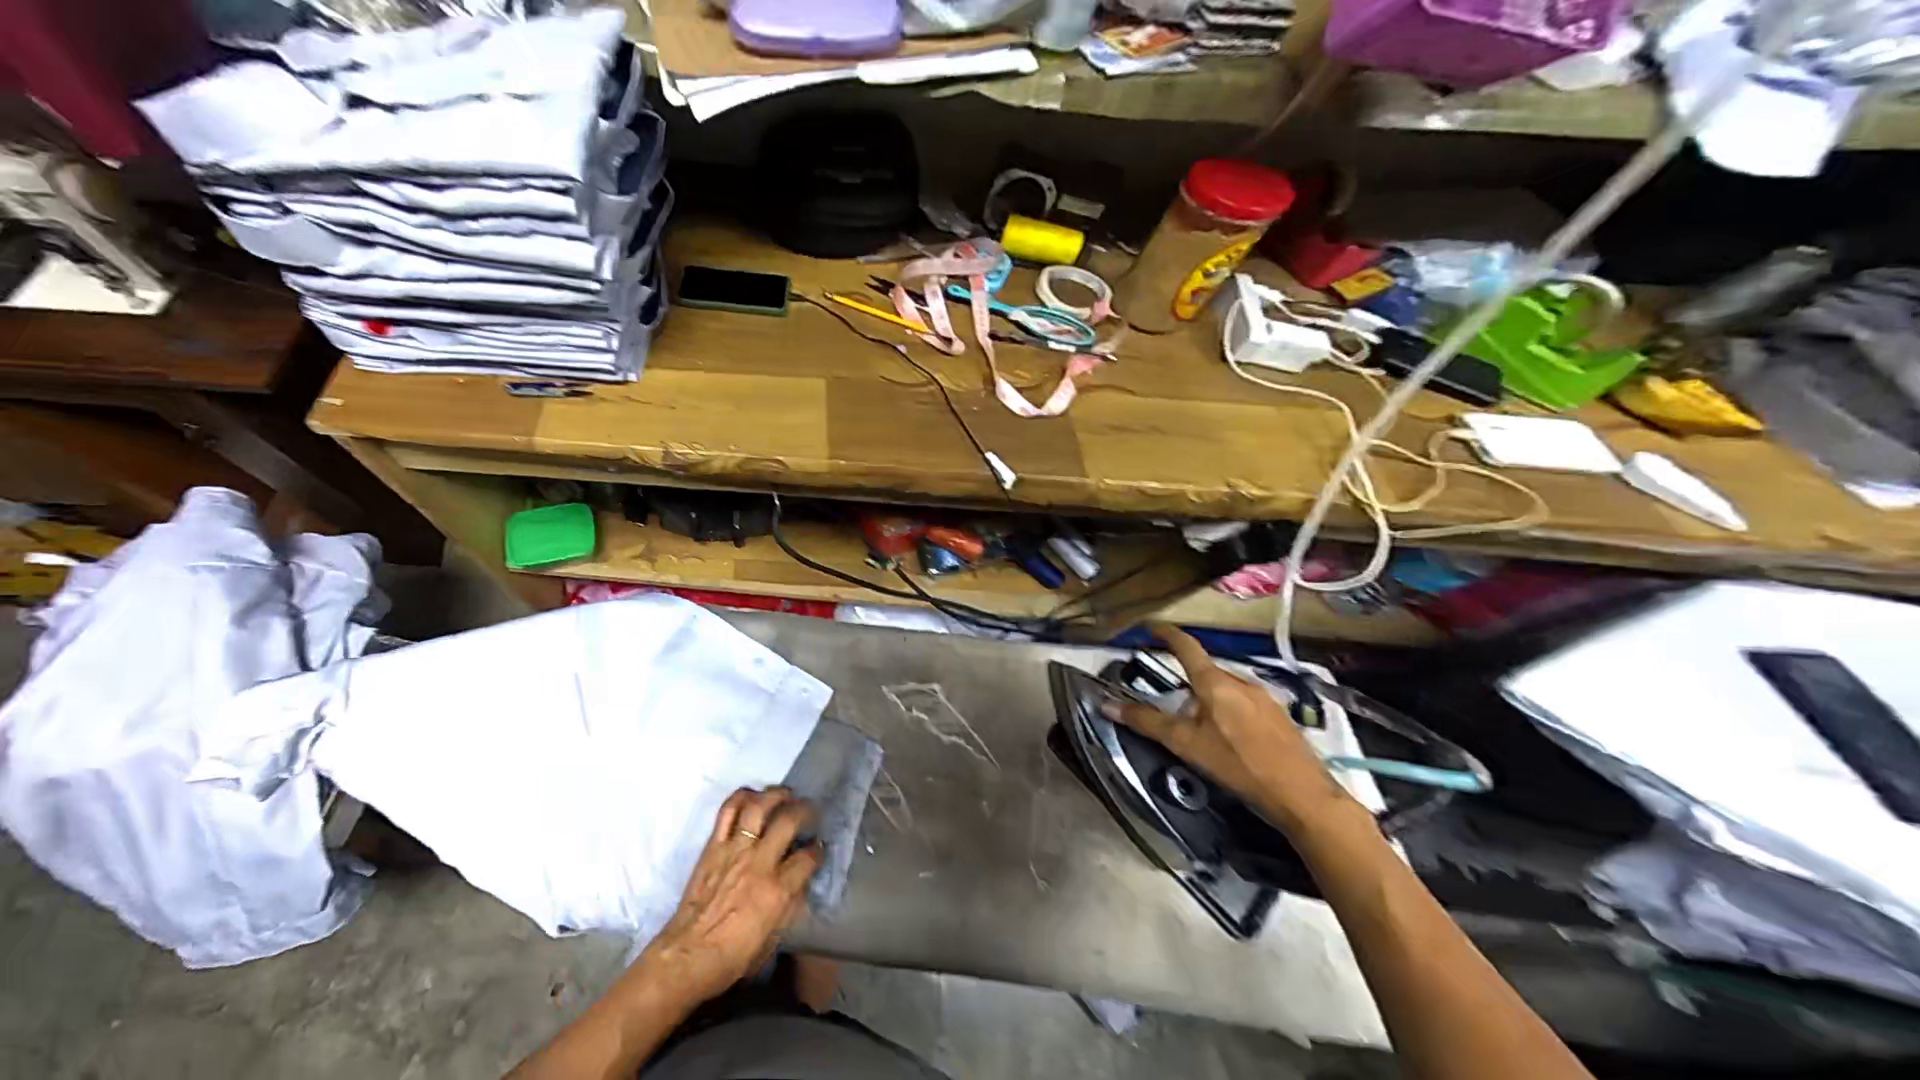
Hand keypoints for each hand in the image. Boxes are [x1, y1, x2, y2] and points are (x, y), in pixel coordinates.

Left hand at [636, 787, 822, 1004]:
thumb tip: (802, 882)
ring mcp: (734, 851)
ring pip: (758, 808)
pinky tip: (751, 795)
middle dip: (806, 810)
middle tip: (810, 810)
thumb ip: (791, 905)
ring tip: (785, 794)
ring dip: (775, 795)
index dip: (818, 850)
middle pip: (789, 821)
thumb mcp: (774, 938)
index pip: (809, 857)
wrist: (686, 957)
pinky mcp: (713, 847)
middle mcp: (759, 863)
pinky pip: (727, 812)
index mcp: (778, 890)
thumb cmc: (733, 956)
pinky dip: (741, 797)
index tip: (819, 847)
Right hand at [1104, 624, 1363, 835]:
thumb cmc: (1238, 765)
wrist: (1301, 795)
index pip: (1186, 647)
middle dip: (1187, 680)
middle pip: (1207, 671)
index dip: (1167, 634)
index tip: (1152, 627)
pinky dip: (1229, 712)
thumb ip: (1147, 722)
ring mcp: (1265, 698)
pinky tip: (1230, 739)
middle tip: (1171, 699)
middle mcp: (1241, 682)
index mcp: (1215, 683)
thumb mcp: (1186, 745)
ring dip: (1209, 699)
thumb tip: (1108, 704)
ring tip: (1200, 726)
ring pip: (1227, 689)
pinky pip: (1245, 704)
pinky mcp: (1280, 717)